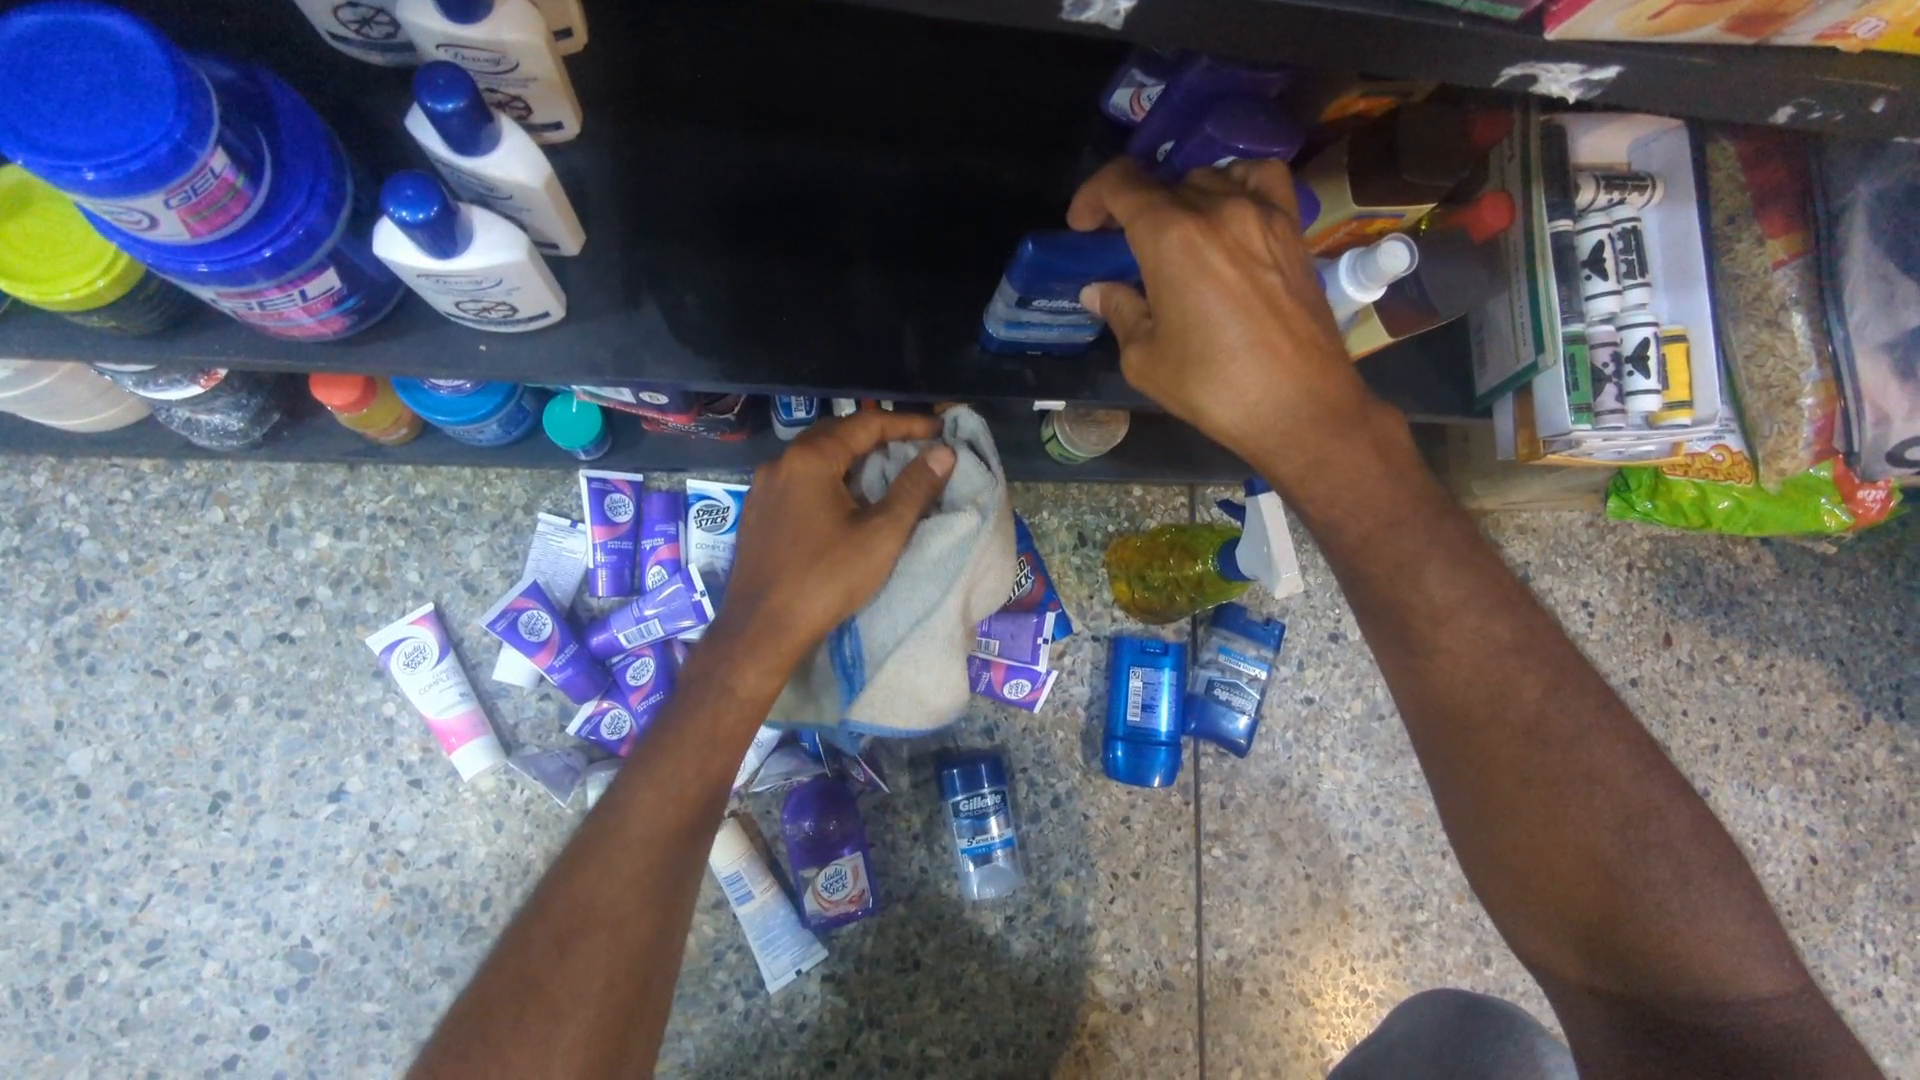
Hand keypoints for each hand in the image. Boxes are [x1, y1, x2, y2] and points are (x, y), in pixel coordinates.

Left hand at [709, 411, 955, 671]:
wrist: (762, 630)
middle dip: (878, 436)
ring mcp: (763, 489)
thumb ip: (915, 488)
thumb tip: (943, 452)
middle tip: (915, 446)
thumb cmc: (827, 579)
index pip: (866, 423)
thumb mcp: (882, 533)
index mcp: (809, 459)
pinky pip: (799, 481)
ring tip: (885, 471)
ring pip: (815, 458)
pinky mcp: (758, 514)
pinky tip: (846, 501)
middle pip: (837, 434)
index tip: (940, 429)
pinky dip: (829, 479)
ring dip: (852, 458)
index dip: (908, 423)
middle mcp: (780, 463)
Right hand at [1067, 157, 1394, 489]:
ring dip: (1181, 201)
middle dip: (1133, 209)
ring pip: (1209, 179)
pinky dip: (1237, 184)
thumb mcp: (1145, 358)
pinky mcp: (1293, 229)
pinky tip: (1229, 212)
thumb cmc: (1212, 386)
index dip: (1092, 197)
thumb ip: (1120, 312)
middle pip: (1163, 184)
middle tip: (1123, 248)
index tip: (1082, 228)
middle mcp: (1217, 208)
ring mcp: (1262, 213)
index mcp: (1171, 237)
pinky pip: (1262, 180)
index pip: (1122, 183)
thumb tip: (1099, 291)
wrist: (1297, 406)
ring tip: (1174, 238)